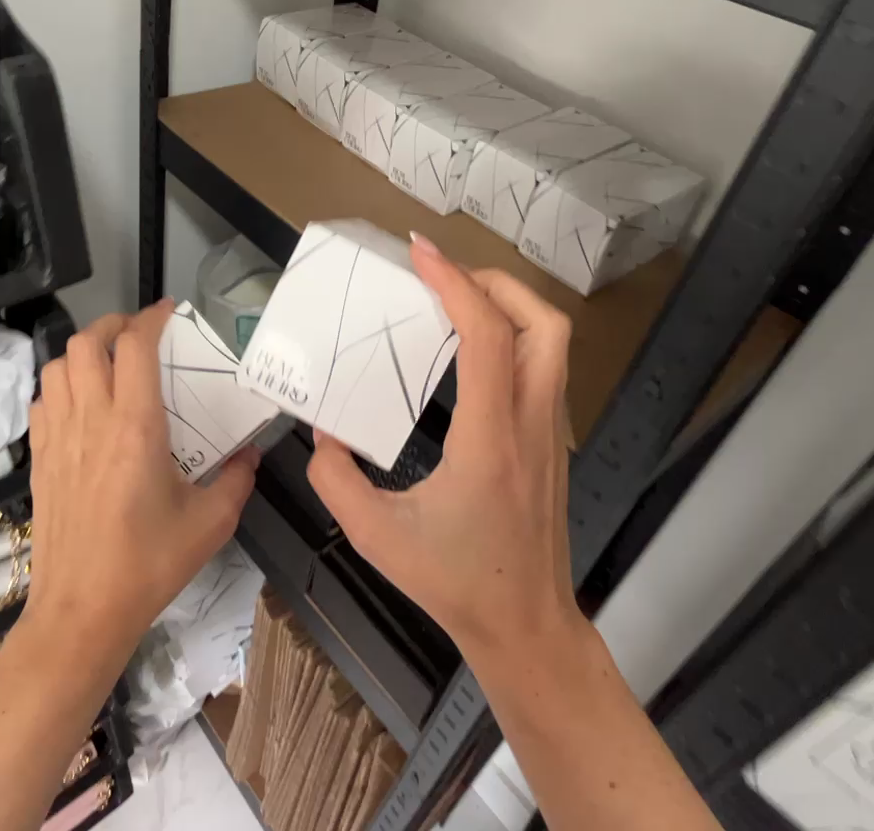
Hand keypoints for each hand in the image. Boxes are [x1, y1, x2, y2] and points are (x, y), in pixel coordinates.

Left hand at [23, 301, 258, 653]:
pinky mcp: (40, 459)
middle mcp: (91, 421)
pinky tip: (81, 404)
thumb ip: (238, 478)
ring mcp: (58, 438)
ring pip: (56, 366)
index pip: (134, 347)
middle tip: (139, 335)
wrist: (83, 610)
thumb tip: (250, 453)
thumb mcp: (212, 521)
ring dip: (83, 353)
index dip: (151, 319)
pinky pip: (42, 400)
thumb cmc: (149, 563)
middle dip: (113, 326)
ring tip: (108, 363)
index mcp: (135, 427)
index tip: (168, 314)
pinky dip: (60, 385)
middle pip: (86, 343)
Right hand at [307, 235, 586, 664]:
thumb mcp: (375, 535)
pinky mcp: (552, 440)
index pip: (487, 336)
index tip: (421, 251)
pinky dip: (513, 335)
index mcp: (490, 438)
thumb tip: (321, 434)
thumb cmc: (453, 581)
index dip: (455, 283)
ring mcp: (550, 429)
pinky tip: (473, 350)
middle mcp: (530, 422)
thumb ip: (335, 478)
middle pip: (542, 320)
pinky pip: (543, 365)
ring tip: (457, 300)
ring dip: (509, 304)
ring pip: (553, 340)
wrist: (524, 622)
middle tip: (443, 276)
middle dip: (493, 282)